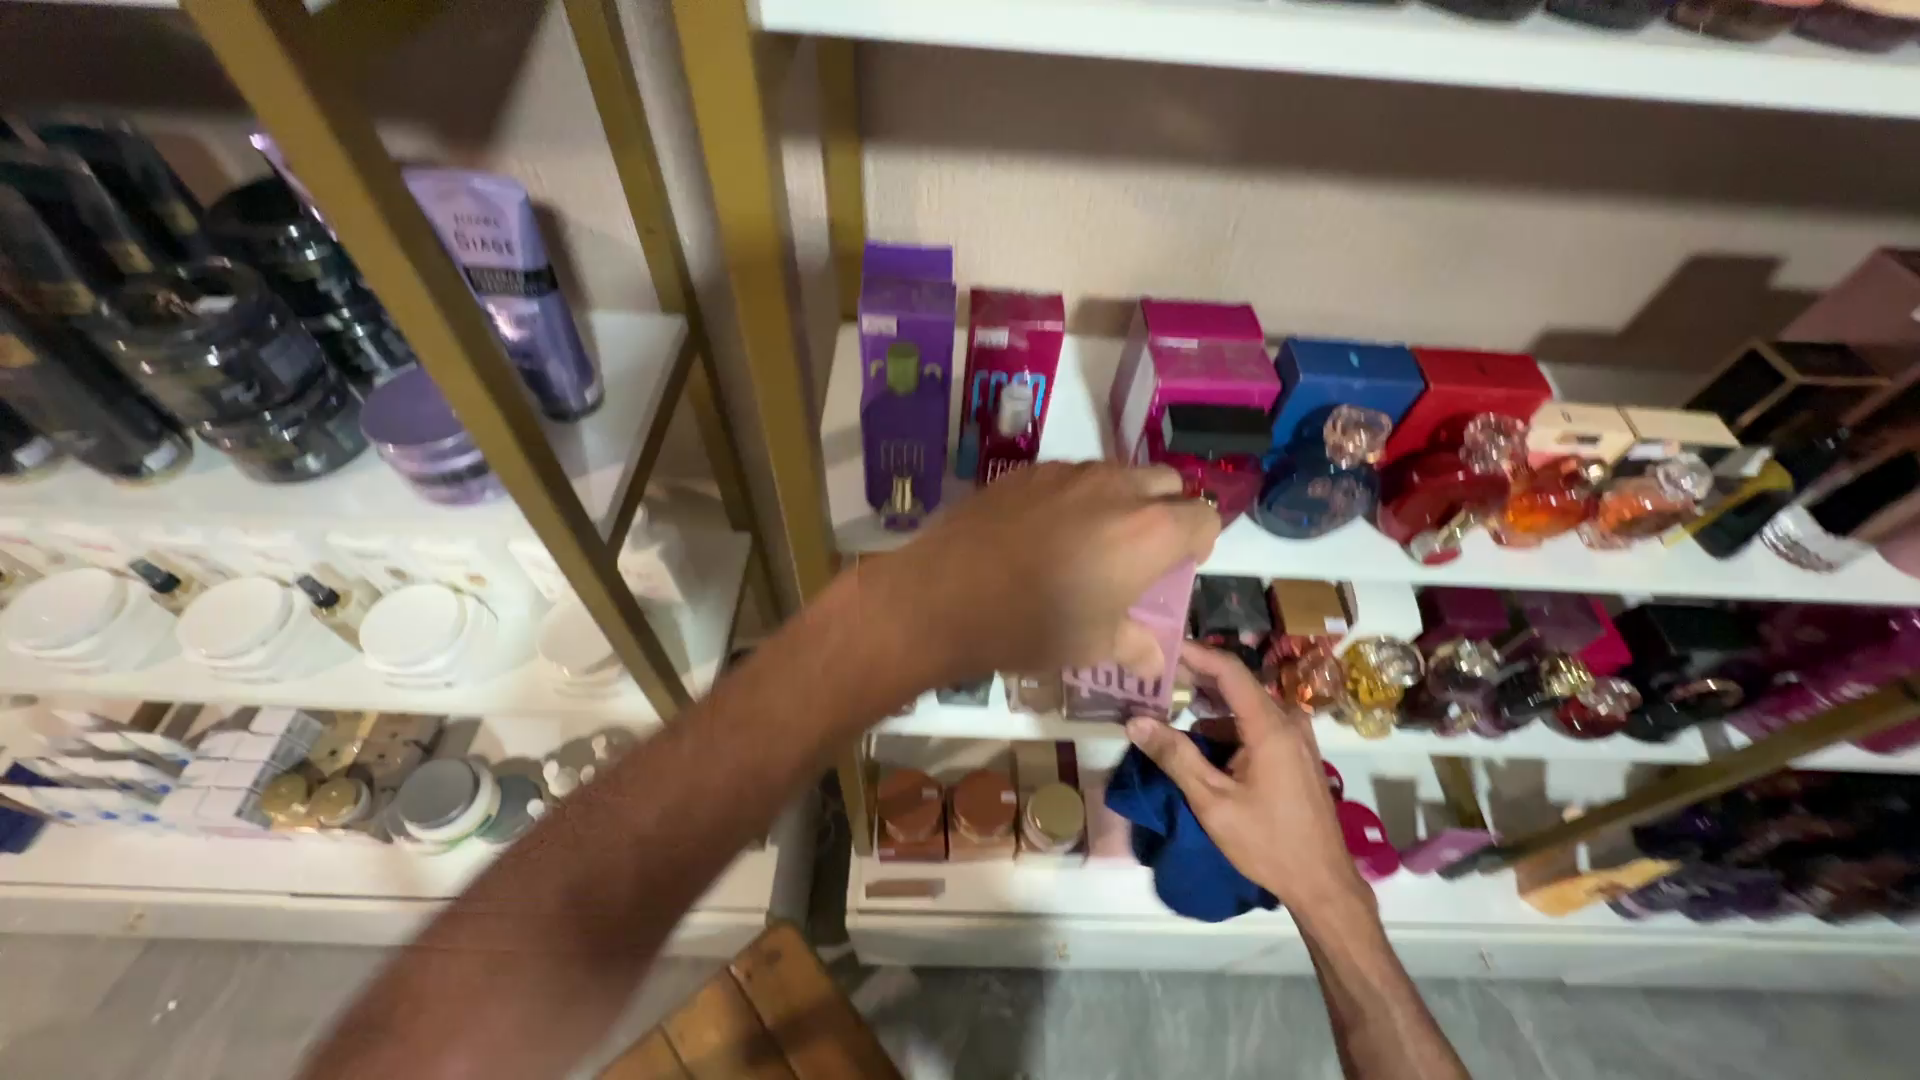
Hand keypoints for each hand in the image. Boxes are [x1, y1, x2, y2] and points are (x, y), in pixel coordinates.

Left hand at [862, 463, 1218, 684]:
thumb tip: (1155, 661)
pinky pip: (1070, 475)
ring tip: (1093, 539)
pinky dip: (1075, 496)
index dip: (1199, 541)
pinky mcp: (1025, 470)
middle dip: (1166, 510)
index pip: (1204, 517)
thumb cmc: (1031, 626)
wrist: (943, 596)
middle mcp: (1116, 487)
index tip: (1179, 566)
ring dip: (1121, 499)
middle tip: (1142, 550)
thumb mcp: (1092, 646)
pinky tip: (1045, 530)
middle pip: (1166, 481)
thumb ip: (1135, 646)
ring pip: (1116, 472)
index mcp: (1149, 530)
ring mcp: (1067, 472)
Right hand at [1126, 643, 1370, 913]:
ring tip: (1165, 708)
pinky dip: (1225, 726)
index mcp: (1271, 726)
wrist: (1322, 883)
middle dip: (1193, 679)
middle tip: (1152, 677)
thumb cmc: (1268, 842)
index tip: (1159, 646)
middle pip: (1235, 684)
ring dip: (1207, 706)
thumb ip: (1175, 756)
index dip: (1194, 653)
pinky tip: (1197, 741)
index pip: (1228, 670)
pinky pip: (1255, 724)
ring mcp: (1295, 737)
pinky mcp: (1295, 753)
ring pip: (1243, 706)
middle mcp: (1288, 721)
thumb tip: (1135, 721)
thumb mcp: (1213, 800)